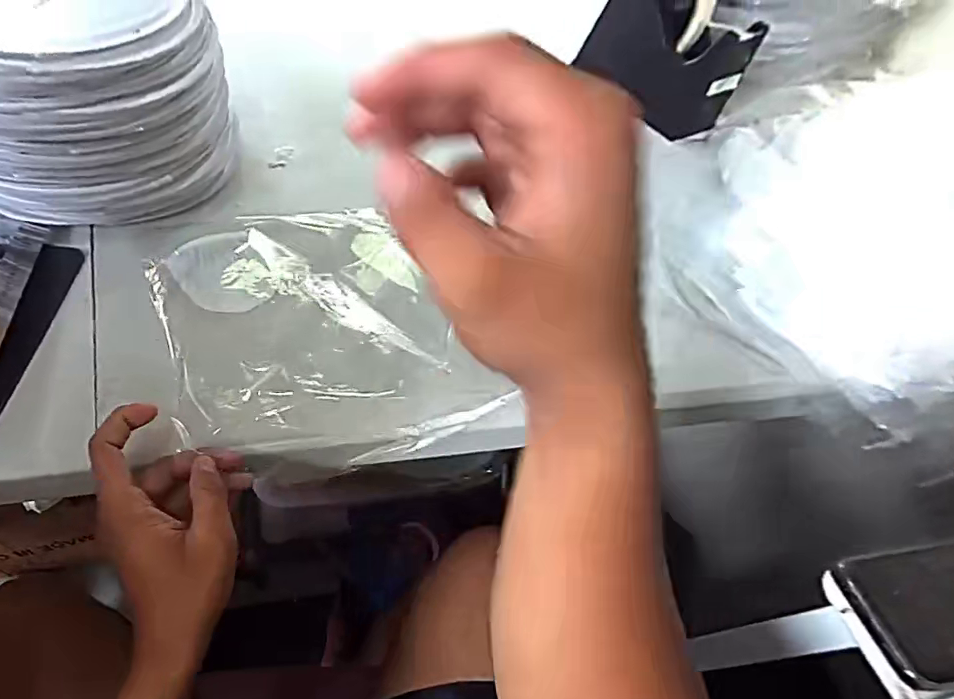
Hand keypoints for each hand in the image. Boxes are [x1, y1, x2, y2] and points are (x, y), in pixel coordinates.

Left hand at [88, 404, 247, 665]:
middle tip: (236, 462)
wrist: (174, 643)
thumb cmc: (189, 593)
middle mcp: (122, 513)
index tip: (156, 412)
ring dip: (203, 483)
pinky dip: (198, 503)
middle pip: (152, 469)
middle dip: (195, 461)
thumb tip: (206, 461)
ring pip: (166, 490)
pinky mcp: (151, 543)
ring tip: (243, 479)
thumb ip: (209, 493)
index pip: (106, 449)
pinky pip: (171, 511)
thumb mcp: (210, 539)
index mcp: (124, 508)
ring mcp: (137, 529)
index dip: (124, 421)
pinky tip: (231, 499)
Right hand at [348, 35, 646, 404]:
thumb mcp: (474, 280)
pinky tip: (428, 182)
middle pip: (491, 81)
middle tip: (365, 120)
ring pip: (492, 113)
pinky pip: (501, 149)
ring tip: (384, 145)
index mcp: (581, 133)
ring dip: (434, 125)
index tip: (369, 92)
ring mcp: (578, 157)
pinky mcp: (562, 184)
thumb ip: (424, 215)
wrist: (587, 377)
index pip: (491, 65)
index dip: (419, 72)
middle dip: (421, 97)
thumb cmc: (555, 336)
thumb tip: (388, 167)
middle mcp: (588, 131)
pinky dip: (458, 158)